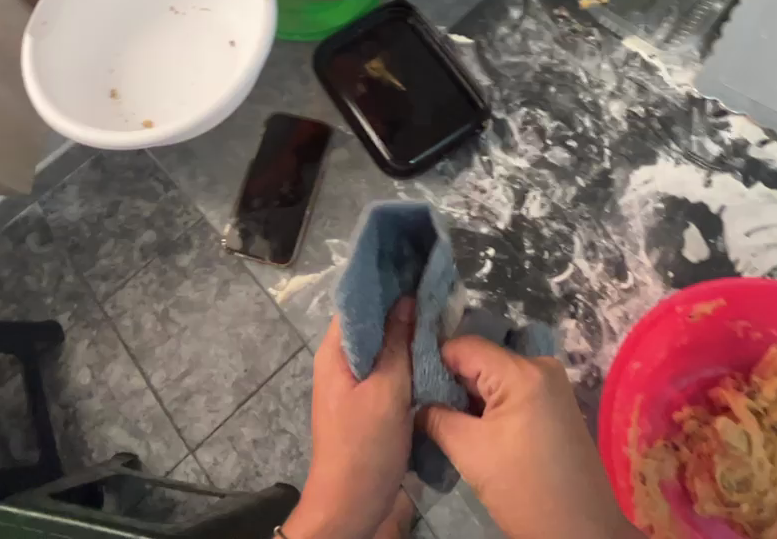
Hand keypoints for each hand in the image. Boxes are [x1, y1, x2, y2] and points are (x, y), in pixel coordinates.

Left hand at [284, 298, 416, 538]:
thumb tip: (406, 299)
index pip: (358, 301)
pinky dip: (408, 358)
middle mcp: (341, 360)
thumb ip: (397, 345)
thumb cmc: (364, 448)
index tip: (415, 267)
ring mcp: (355, 382)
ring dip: (407, 333)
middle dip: (401, 306)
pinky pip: (388, 367)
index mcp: (336, 351)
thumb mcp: (387, 392)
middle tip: (436, 289)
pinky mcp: (369, 401)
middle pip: (372, 321)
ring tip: (440, 314)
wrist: (350, 509)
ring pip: (383, 345)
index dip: (385, 283)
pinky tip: (434, 351)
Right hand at [419, 336, 640, 538]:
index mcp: (522, 371)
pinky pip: (513, 389)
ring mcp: (552, 384)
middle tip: (424, 406)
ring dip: (471, 396)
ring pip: (496, 375)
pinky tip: (476, 427)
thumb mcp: (470, 453)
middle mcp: (540, 365)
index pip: (463, 347)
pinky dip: (491, 404)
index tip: (411, 384)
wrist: (584, 535)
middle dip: (452, 382)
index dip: (433, 362)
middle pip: (481, 359)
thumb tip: (415, 401)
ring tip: (444, 418)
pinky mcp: (556, 403)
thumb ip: (436, 416)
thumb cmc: (526, 491)